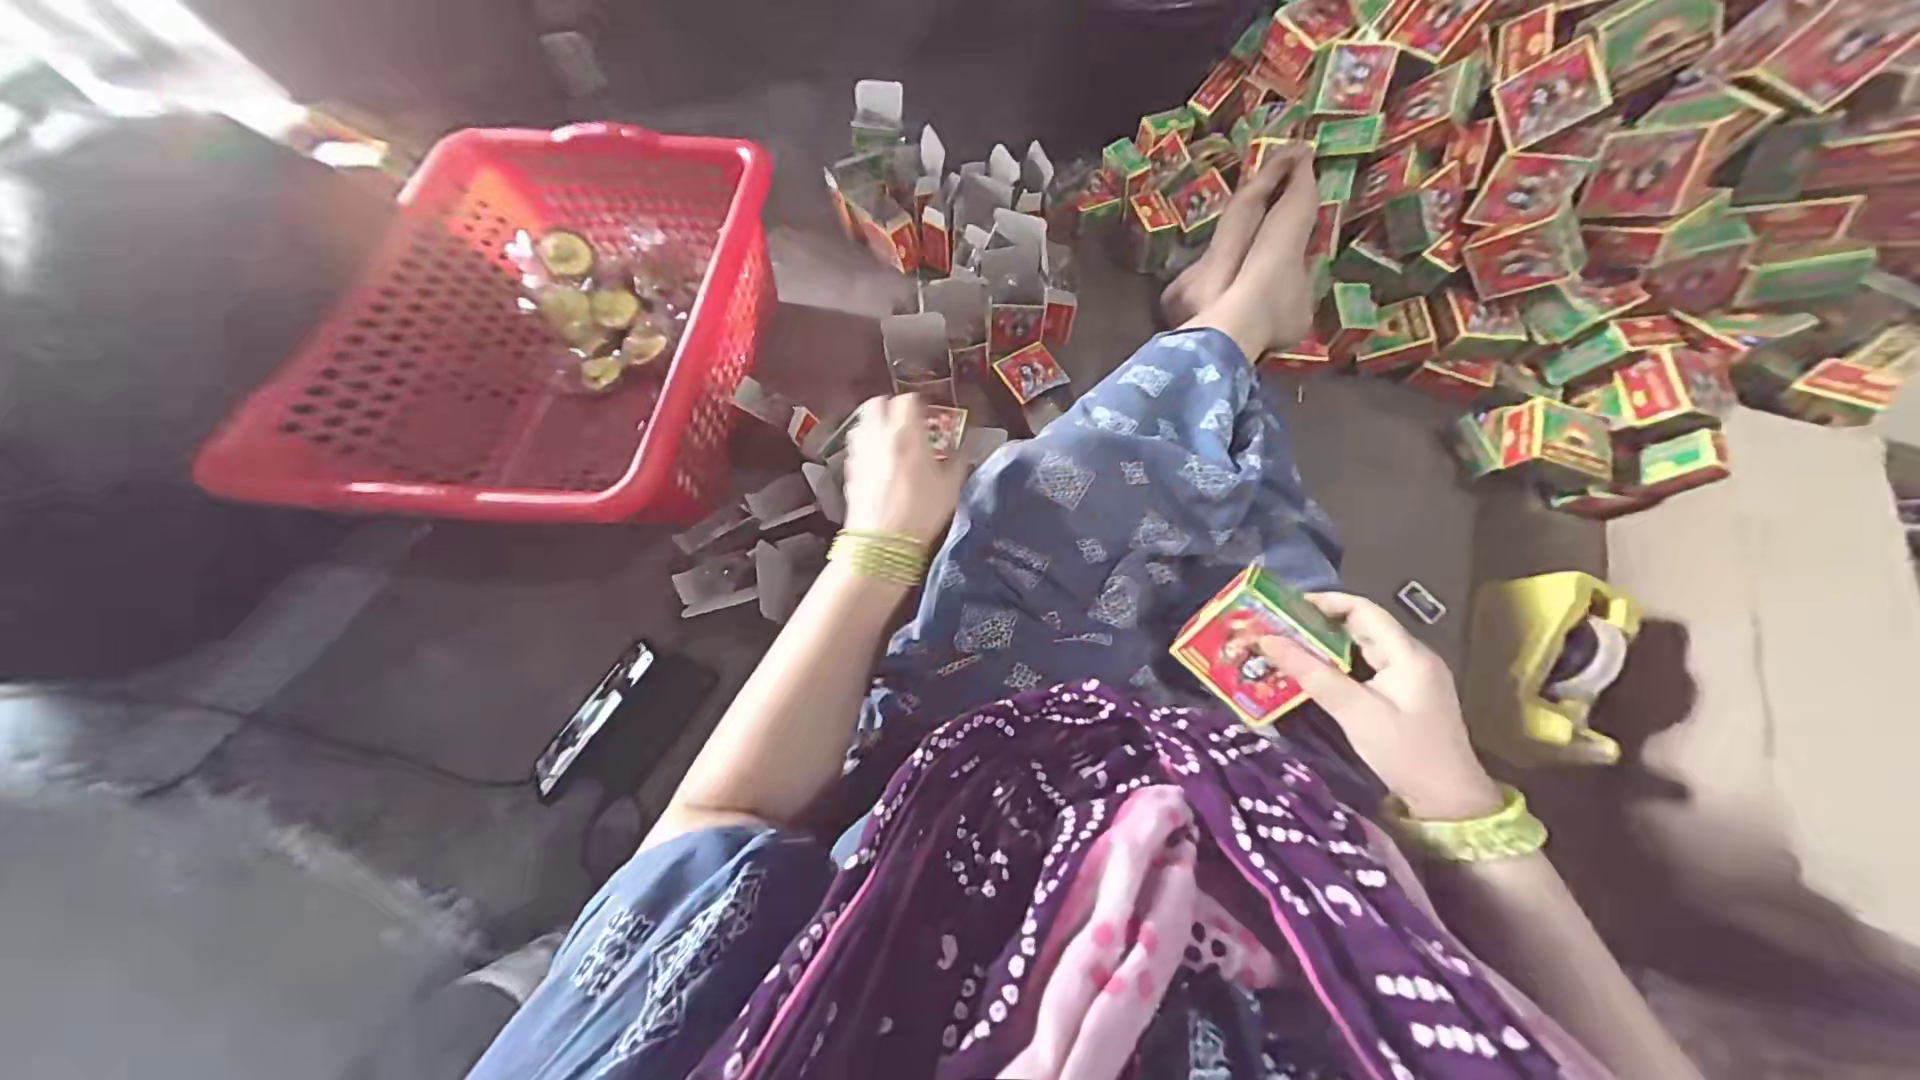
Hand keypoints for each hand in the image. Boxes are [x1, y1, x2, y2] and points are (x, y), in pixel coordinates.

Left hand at [842, 394, 964, 547]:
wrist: (882, 542)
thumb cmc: (919, 514)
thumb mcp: (950, 488)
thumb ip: (958, 463)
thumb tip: (964, 453)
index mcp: (906, 434)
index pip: (908, 400)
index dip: (918, 405)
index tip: (926, 417)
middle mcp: (879, 436)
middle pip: (877, 403)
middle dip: (890, 408)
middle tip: (904, 422)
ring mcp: (860, 453)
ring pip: (862, 423)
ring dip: (875, 426)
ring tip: (889, 441)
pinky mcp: (849, 471)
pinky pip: (857, 448)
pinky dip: (867, 448)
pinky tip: (878, 465)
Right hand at [1256, 593, 1502, 820]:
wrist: (1449, 801)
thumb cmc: (1404, 751)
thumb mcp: (1353, 711)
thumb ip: (1310, 672)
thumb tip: (1267, 640)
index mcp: (1408, 653)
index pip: (1364, 609)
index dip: (1325, 601)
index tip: (1287, 606)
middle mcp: (1413, 656)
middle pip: (1362, 624)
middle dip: (1320, 622)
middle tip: (1280, 626)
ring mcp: (1412, 674)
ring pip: (1363, 644)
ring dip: (1327, 642)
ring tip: (1289, 645)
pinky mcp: (1406, 691)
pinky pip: (1367, 663)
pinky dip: (1338, 661)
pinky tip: (1314, 670)